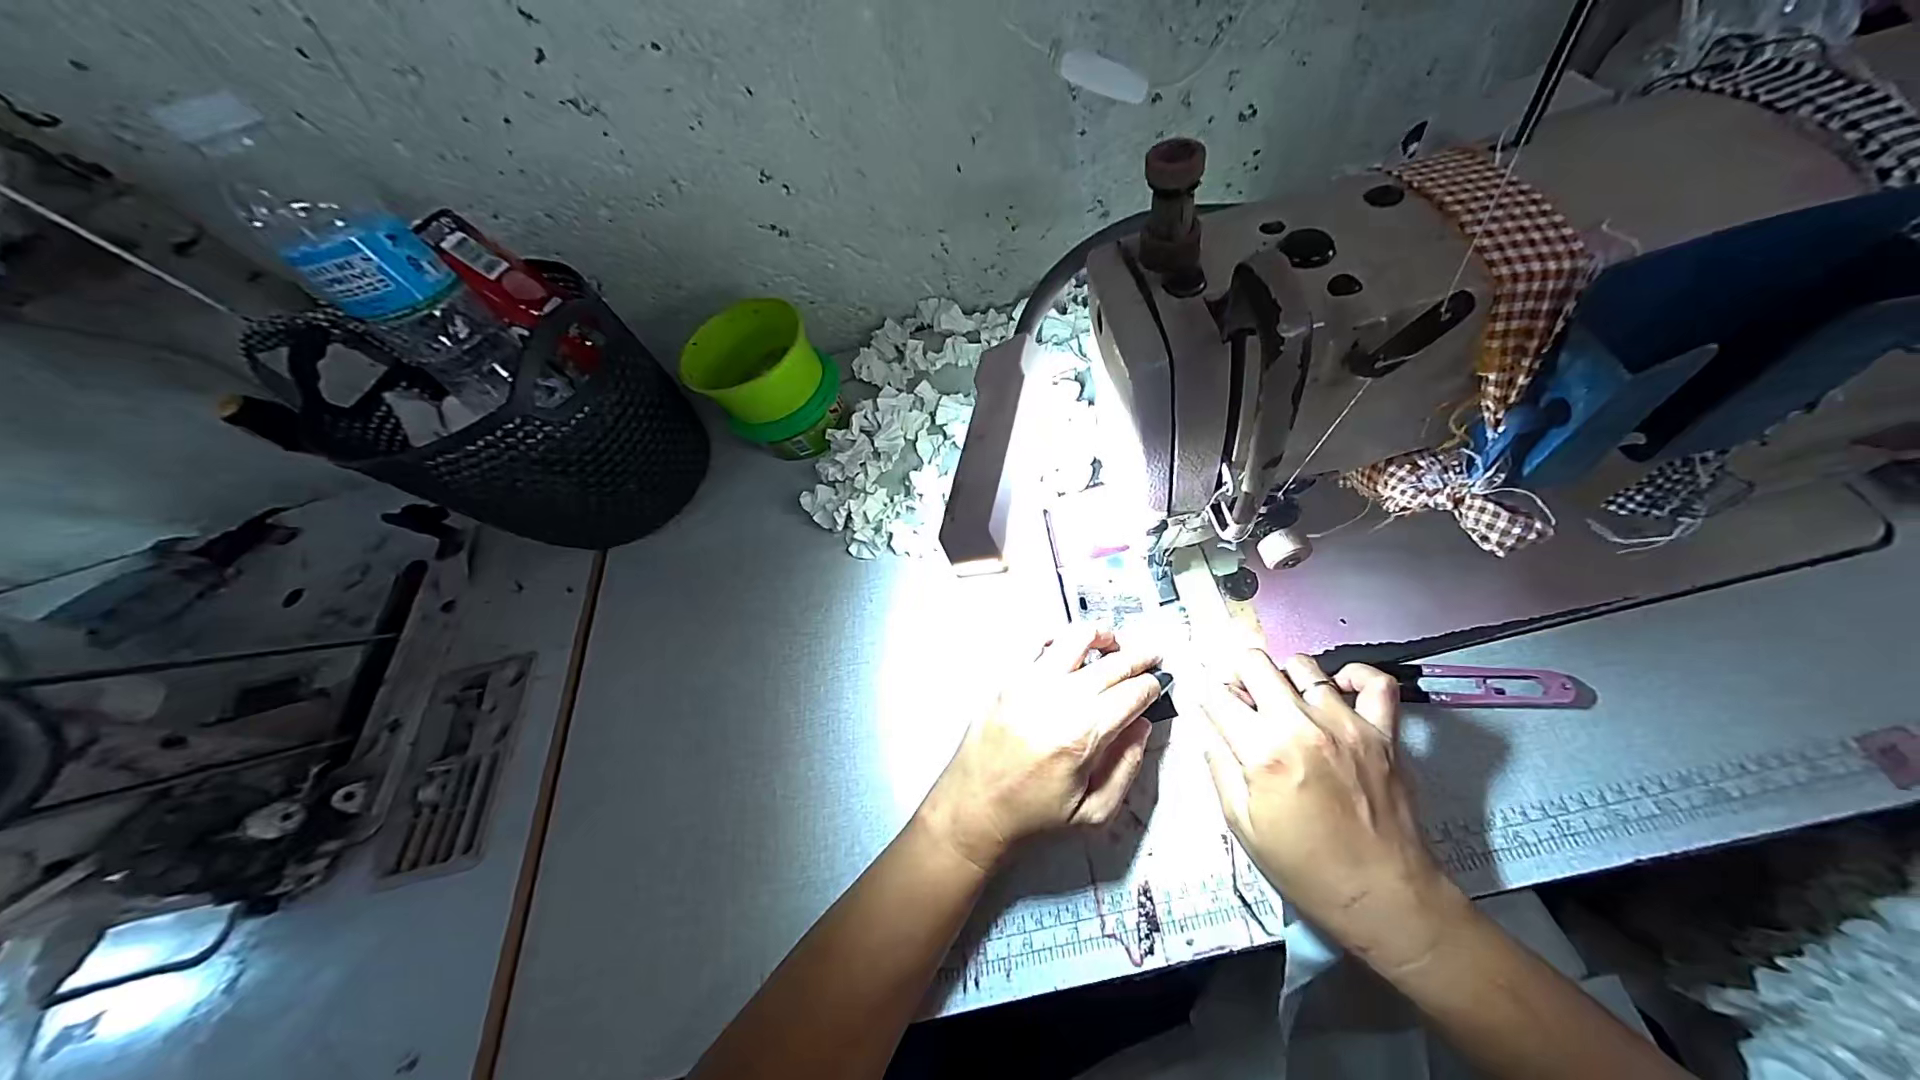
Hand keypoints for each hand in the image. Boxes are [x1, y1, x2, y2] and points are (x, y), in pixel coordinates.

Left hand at [918, 625, 1164, 871]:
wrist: (972, 810)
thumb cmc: (1031, 816)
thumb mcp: (1093, 812)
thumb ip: (1127, 767)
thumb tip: (1142, 725)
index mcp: (1081, 736)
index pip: (1132, 693)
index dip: (1153, 686)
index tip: (1160, 684)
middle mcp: (1055, 700)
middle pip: (1111, 662)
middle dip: (1139, 657)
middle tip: (1152, 659)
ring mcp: (1027, 684)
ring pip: (1075, 637)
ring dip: (1102, 636)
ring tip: (1114, 644)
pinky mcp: (1006, 679)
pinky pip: (1037, 642)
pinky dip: (1060, 638)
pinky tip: (1071, 649)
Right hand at [1198, 650, 1463, 973]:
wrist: (1382, 897)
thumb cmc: (1304, 866)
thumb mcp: (1240, 821)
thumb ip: (1218, 761)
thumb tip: (1202, 718)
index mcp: (1262, 751)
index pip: (1219, 695)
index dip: (1207, 698)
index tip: (1211, 707)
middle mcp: (1302, 726)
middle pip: (1255, 663)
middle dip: (1238, 676)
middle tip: (1242, 700)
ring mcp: (1347, 725)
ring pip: (1303, 666)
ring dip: (1284, 678)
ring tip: (1285, 703)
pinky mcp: (1383, 732)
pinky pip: (1374, 682)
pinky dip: (1353, 676)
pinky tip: (1336, 689)